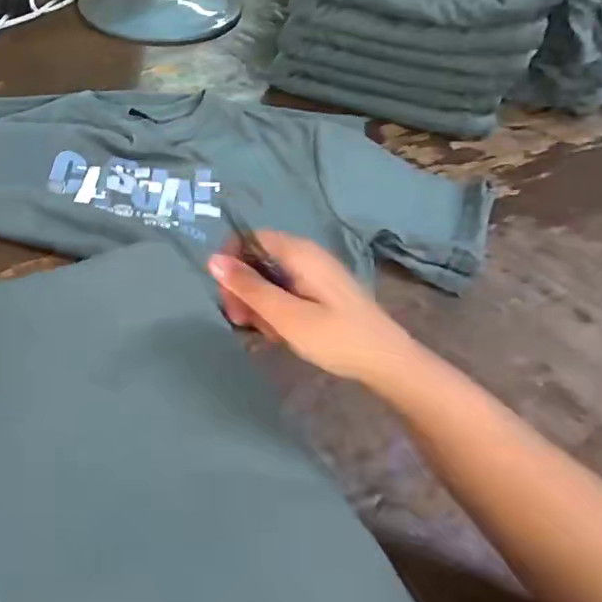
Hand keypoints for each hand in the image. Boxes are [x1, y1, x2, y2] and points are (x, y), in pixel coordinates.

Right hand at [208, 231, 424, 391]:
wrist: (389, 363)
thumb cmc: (336, 337)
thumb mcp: (285, 315)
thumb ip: (248, 287)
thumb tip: (212, 260)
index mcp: (298, 252)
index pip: (249, 238)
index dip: (231, 261)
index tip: (227, 294)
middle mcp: (306, 255)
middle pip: (257, 259)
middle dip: (242, 287)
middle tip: (240, 320)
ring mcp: (315, 273)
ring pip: (270, 277)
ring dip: (258, 302)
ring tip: (264, 332)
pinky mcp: (322, 291)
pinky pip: (286, 289)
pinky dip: (276, 307)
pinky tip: (280, 332)